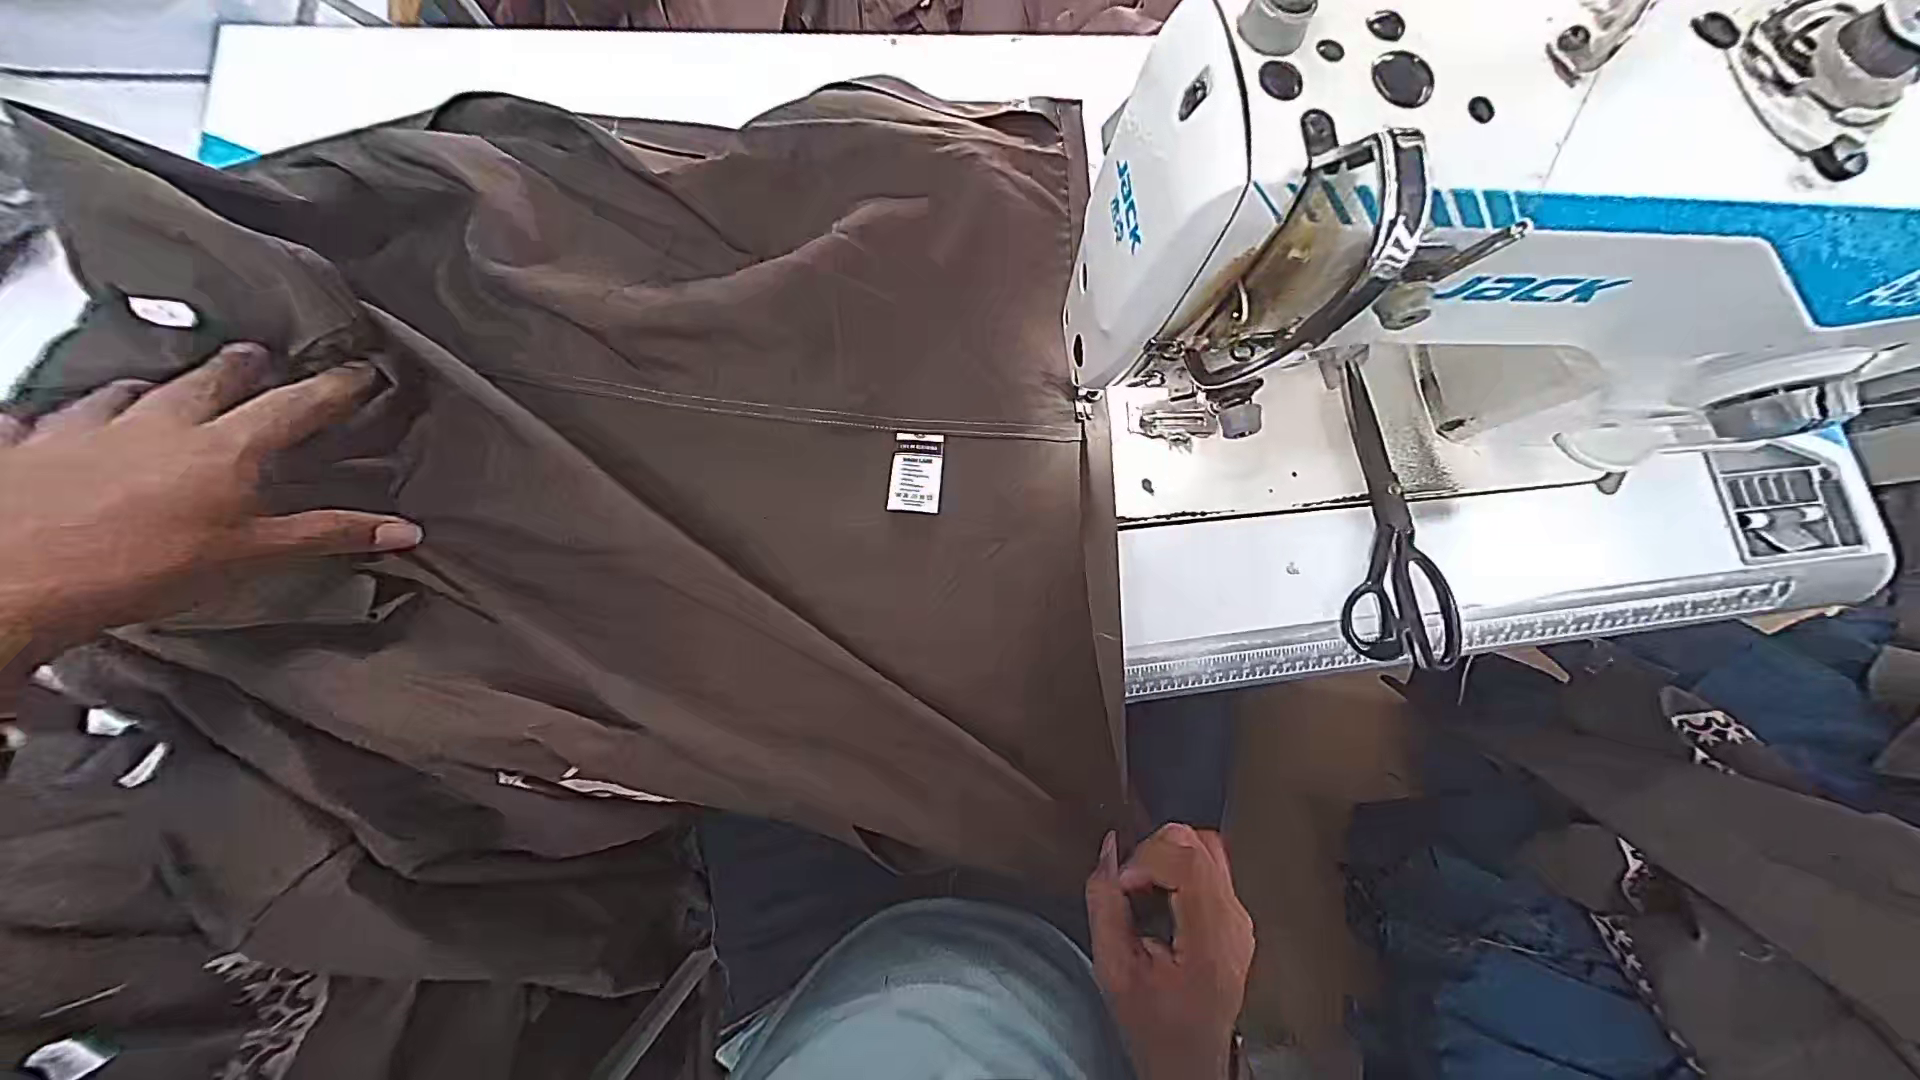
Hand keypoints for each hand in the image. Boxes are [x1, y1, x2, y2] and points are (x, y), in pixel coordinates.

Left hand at [0, 343, 420, 676]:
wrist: (5, 585)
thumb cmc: (141, 567)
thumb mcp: (257, 554)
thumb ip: (332, 534)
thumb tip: (404, 530)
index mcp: (221, 449)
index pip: (294, 407)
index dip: (333, 388)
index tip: (358, 372)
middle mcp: (151, 427)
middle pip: (206, 383)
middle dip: (238, 368)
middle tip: (255, 355)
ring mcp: (74, 434)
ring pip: (119, 394)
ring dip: (147, 388)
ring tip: (156, 386)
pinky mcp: (10, 453)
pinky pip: (26, 423)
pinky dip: (41, 419)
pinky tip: (36, 422)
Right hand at [1086, 824, 1254, 1079]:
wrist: (1192, 1061)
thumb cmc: (1156, 1026)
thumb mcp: (1113, 969)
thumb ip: (1104, 903)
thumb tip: (1108, 849)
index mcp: (1211, 940)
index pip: (1186, 859)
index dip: (1144, 857)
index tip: (1122, 881)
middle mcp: (1234, 922)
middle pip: (1195, 844)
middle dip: (1151, 852)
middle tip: (1130, 883)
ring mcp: (1240, 917)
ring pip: (1205, 845)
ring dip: (1165, 853)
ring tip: (1144, 886)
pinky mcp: (1236, 914)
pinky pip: (1210, 863)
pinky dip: (1177, 863)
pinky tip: (1160, 892)